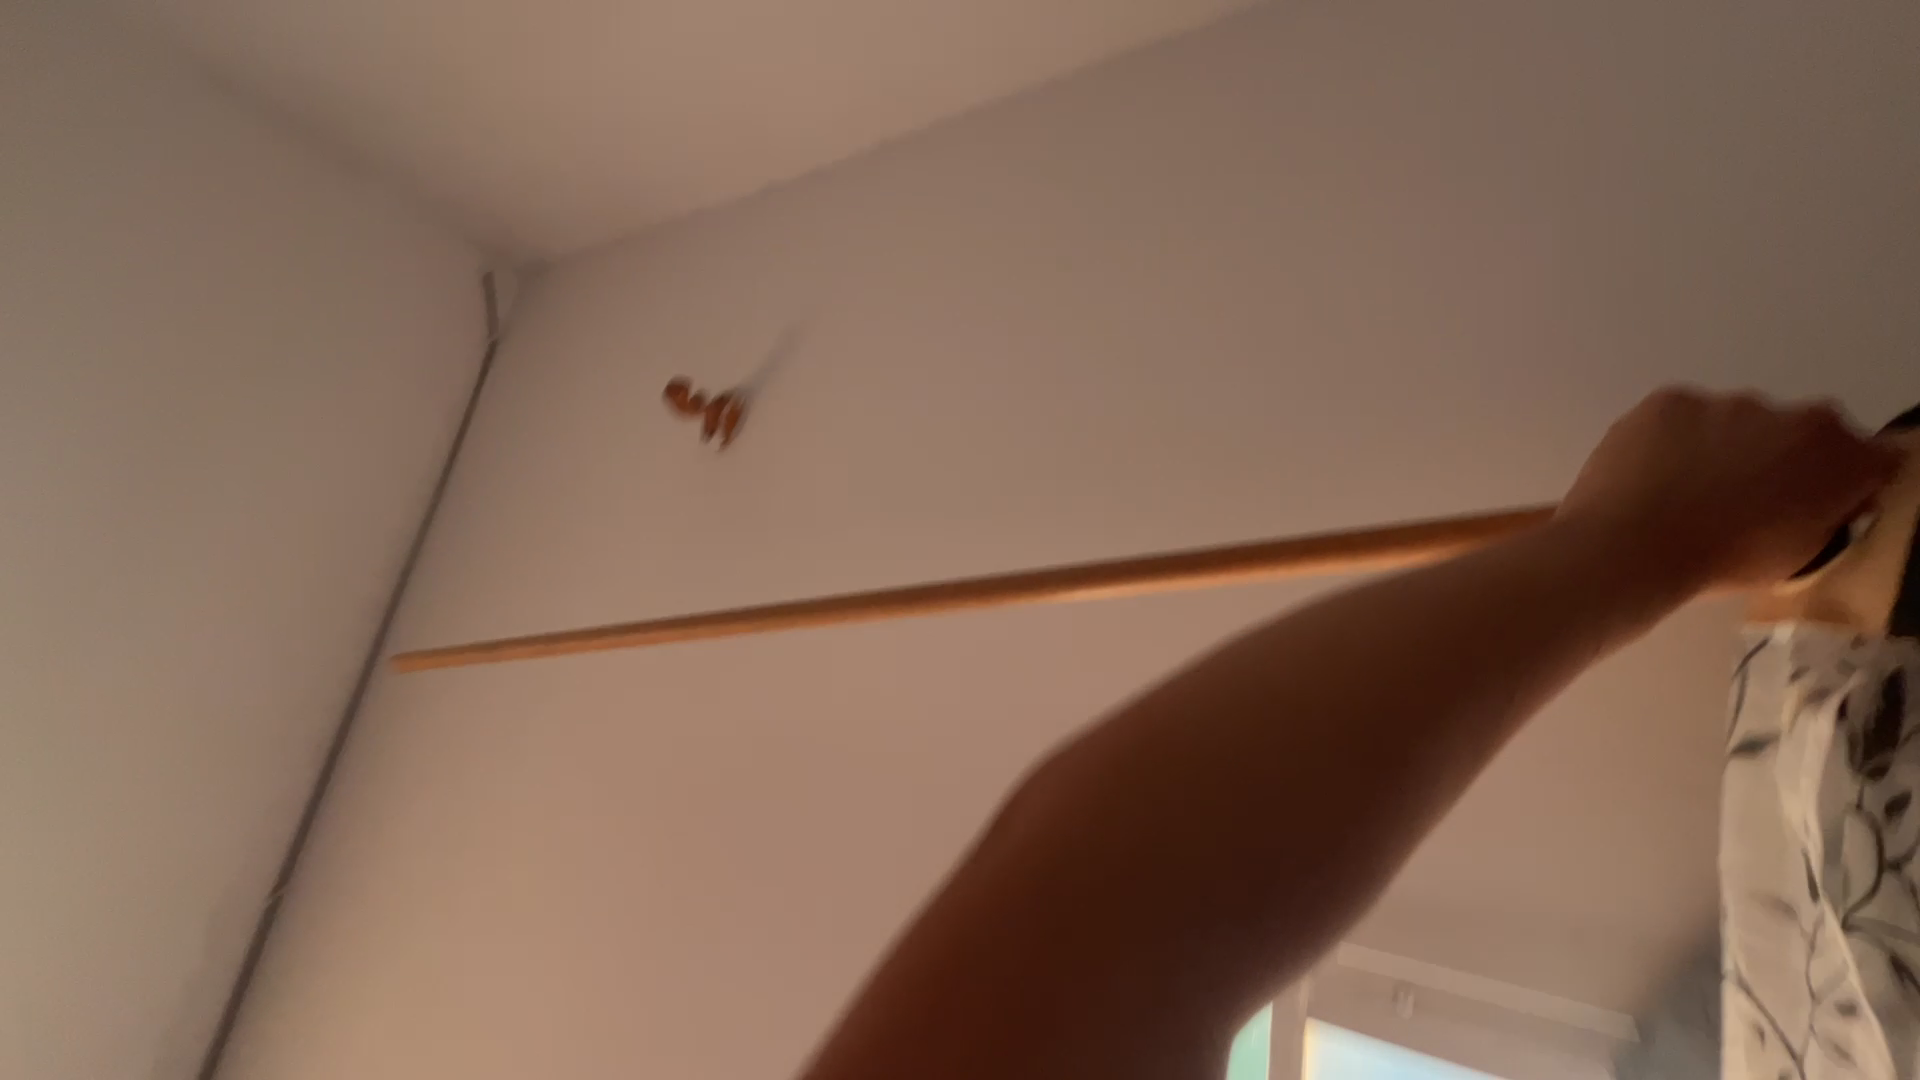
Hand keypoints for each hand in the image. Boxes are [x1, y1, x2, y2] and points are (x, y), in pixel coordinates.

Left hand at [1558, 388, 1904, 592]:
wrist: (1632, 545)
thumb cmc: (1718, 561)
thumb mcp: (1800, 551)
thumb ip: (1823, 512)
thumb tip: (1820, 498)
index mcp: (1849, 458)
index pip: (1862, 456)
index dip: (1826, 477)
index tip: (1794, 497)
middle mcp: (1802, 418)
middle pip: (1789, 432)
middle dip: (1762, 456)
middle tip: (1720, 493)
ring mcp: (1731, 404)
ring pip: (1726, 420)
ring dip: (1709, 442)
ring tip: (1670, 484)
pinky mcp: (1668, 400)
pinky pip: (1671, 415)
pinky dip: (1659, 435)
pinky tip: (1640, 468)